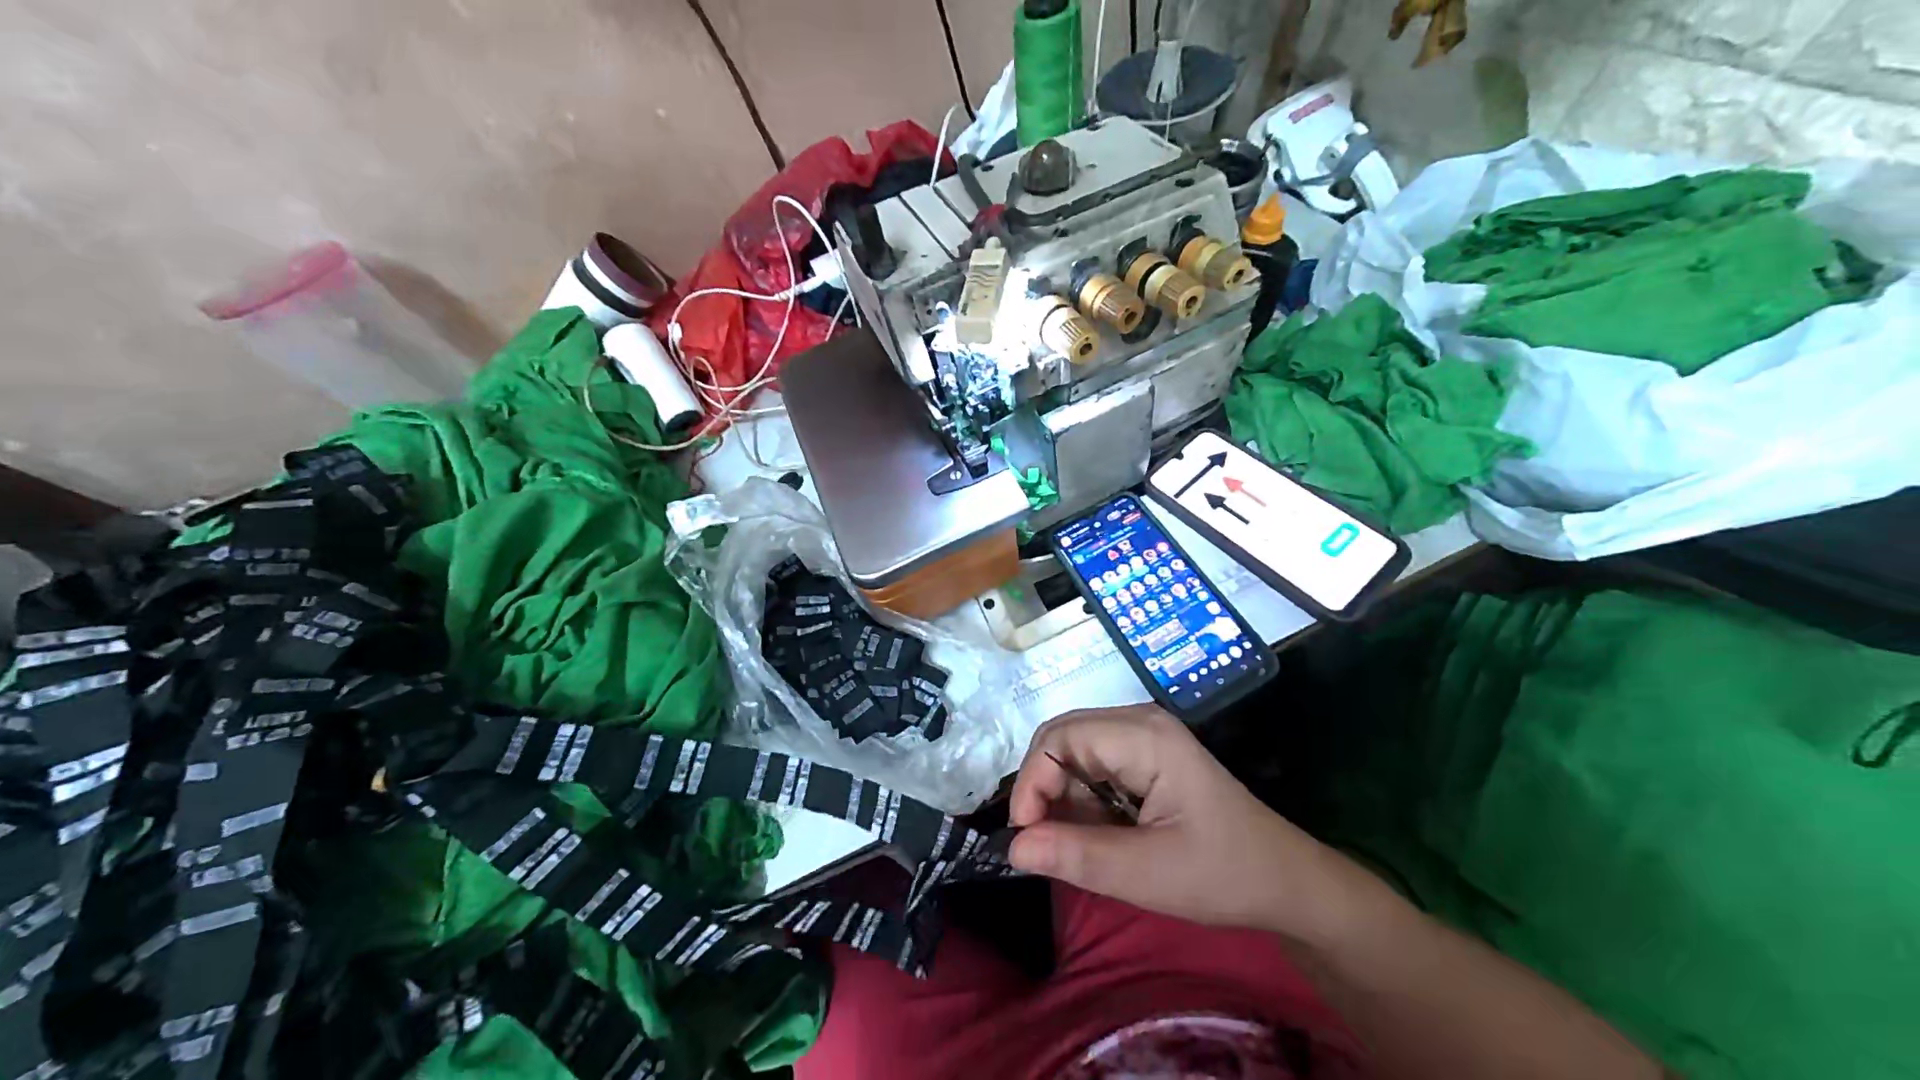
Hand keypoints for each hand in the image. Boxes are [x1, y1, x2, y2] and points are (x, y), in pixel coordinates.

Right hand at [1008, 705, 1385, 942]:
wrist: (1285, 883)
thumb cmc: (1223, 874)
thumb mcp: (1147, 874)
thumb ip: (1077, 856)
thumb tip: (1013, 847)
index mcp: (1144, 736)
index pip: (1059, 738)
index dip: (1032, 782)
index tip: (1027, 837)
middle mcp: (1138, 723)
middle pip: (1062, 739)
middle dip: (1041, 788)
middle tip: (1041, 841)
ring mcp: (1143, 737)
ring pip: (1072, 753)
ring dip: (1060, 797)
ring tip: (1072, 845)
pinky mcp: (1144, 757)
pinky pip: (1092, 766)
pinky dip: (1080, 800)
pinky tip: (1095, 834)